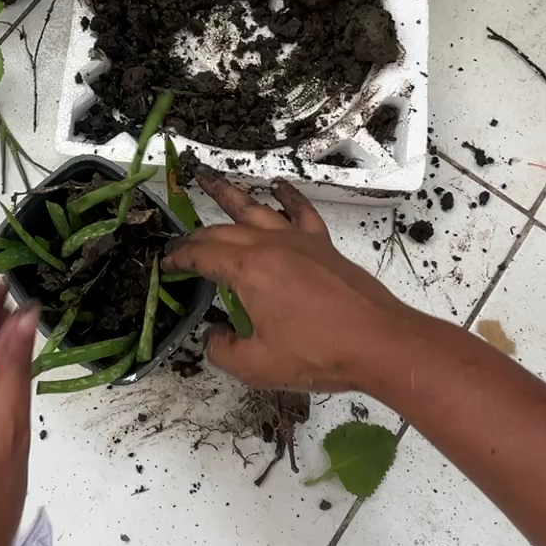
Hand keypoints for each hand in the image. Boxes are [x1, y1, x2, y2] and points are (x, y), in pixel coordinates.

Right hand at [163, 177, 422, 392]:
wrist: (379, 343)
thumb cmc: (318, 354)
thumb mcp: (257, 366)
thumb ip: (223, 350)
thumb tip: (213, 337)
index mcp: (248, 269)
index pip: (202, 255)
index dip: (180, 258)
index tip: (166, 263)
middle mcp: (269, 245)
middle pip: (222, 231)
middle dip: (196, 236)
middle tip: (182, 243)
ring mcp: (298, 240)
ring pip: (255, 208)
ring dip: (229, 193)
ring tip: (209, 179)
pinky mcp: (322, 244)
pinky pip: (301, 211)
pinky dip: (288, 196)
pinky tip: (278, 186)